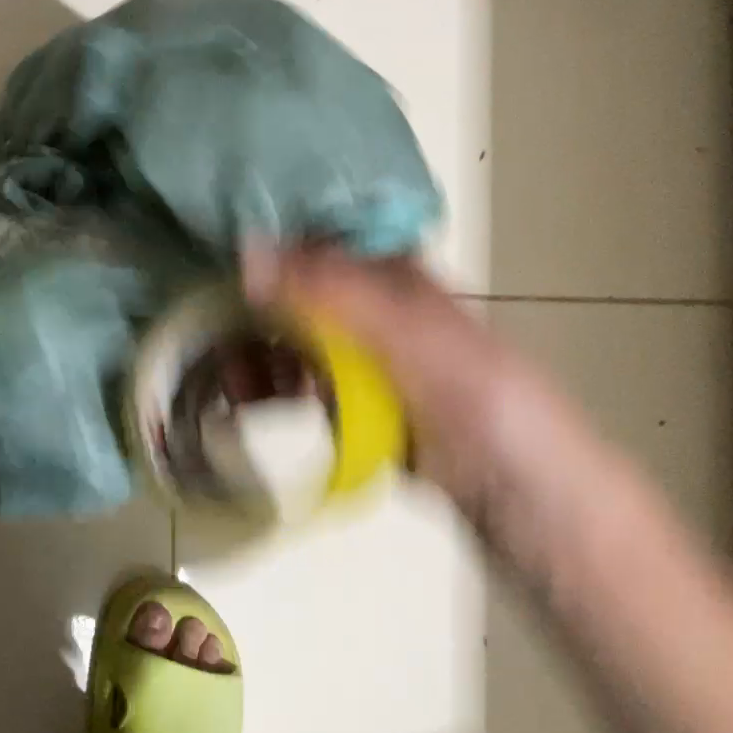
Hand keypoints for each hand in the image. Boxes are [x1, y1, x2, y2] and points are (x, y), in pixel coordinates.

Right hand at [250, 249, 606, 530]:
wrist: (518, 492)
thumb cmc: (477, 400)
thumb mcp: (407, 335)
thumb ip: (330, 292)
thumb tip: (247, 247)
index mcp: (388, 272)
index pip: (309, 241)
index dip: (260, 249)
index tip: (214, 269)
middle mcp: (363, 304)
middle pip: (284, 292)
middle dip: (247, 317)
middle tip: (217, 347)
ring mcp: (352, 352)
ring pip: (279, 337)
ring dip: (248, 357)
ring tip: (237, 390)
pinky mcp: (342, 396)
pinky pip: (288, 381)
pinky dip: (262, 389)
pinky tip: (248, 406)